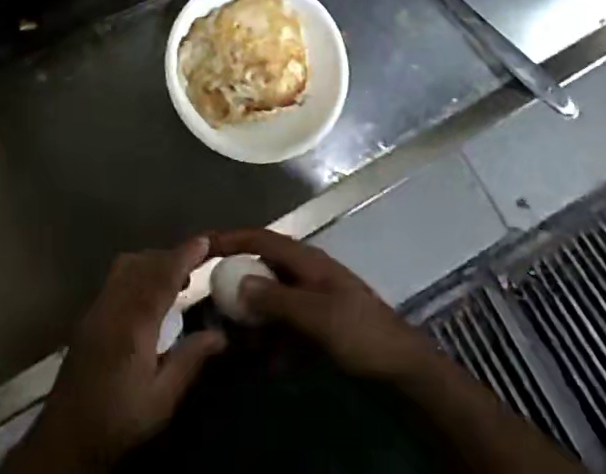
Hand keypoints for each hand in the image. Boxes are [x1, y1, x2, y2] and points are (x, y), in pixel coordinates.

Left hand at [3, 237, 225, 472]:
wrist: (65, 439)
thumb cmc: (118, 421)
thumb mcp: (161, 400)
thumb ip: (189, 361)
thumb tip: (220, 335)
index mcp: (133, 325)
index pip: (162, 277)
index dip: (184, 256)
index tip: (204, 242)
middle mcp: (112, 307)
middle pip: (143, 264)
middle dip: (170, 257)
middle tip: (196, 263)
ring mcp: (96, 309)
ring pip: (125, 267)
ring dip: (152, 262)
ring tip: (175, 278)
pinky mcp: (87, 317)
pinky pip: (114, 279)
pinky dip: (136, 273)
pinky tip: (148, 295)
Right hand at [210, 228, 438, 382]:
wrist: (402, 367)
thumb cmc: (360, 332)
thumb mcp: (316, 316)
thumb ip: (277, 298)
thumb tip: (238, 282)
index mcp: (306, 260)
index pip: (260, 238)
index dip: (231, 239)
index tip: (202, 247)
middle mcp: (306, 273)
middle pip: (262, 269)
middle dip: (237, 287)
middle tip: (215, 307)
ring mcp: (313, 298)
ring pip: (272, 301)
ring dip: (255, 320)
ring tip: (238, 344)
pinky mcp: (319, 324)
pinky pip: (286, 326)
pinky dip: (274, 342)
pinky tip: (268, 365)